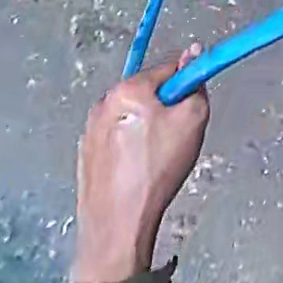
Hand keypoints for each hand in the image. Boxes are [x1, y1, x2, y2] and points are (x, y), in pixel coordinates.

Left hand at [71, 46, 210, 282]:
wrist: (117, 227)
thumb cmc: (154, 172)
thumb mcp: (194, 119)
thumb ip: (197, 84)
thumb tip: (193, 55)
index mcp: (127, 88)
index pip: (169, 68)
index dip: (188, 84)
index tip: (193, 102)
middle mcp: (104, 103)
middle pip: (149, 92)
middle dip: (166, 107)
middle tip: (176, 133)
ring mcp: (90, 130)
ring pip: (132, 116)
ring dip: (148, 127)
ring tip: (157, 156)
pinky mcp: (86, 154)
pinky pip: (117, 138)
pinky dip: (130, 147)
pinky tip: (139, 168)